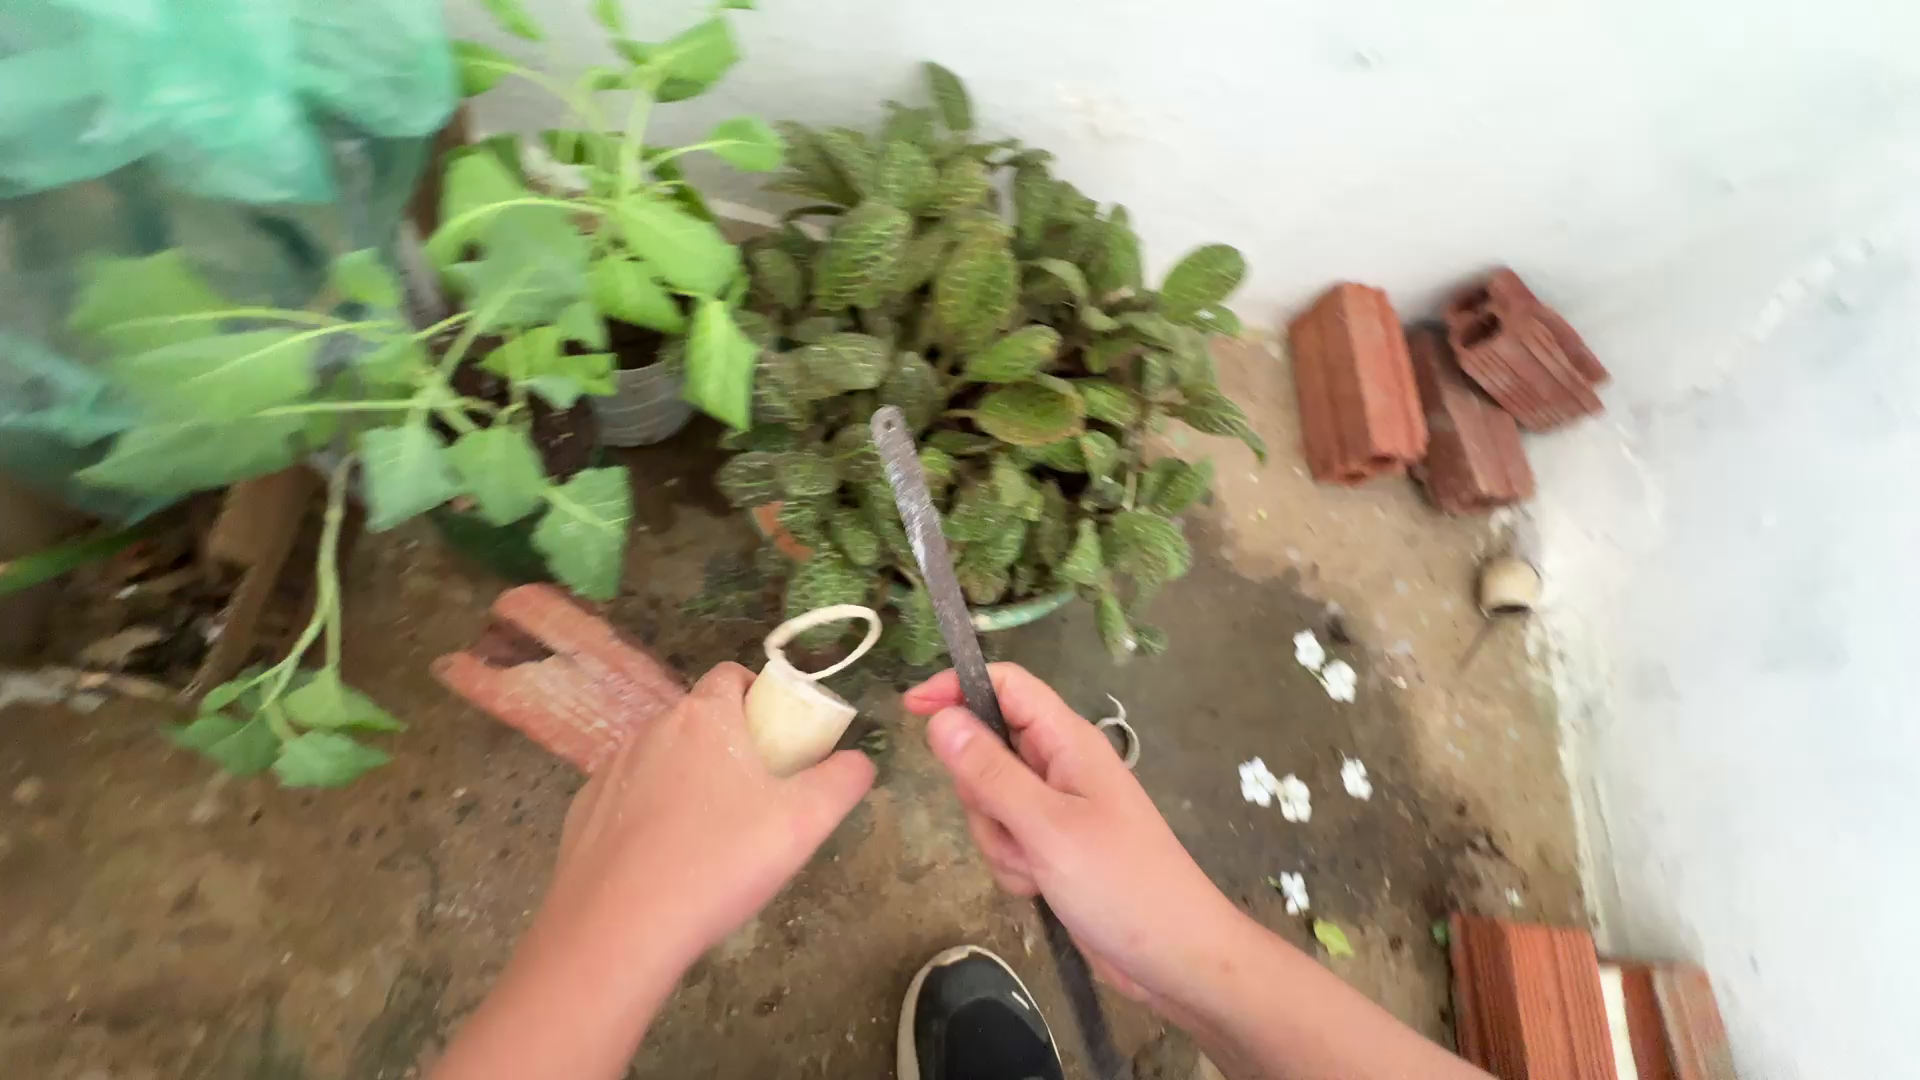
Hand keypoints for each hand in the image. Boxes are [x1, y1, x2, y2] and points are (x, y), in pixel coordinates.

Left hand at [537, 661, 875, 972]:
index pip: (732, 675)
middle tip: (757, 795)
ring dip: (689, 777)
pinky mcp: (580, 813)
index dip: (758, 696)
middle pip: (700, 717)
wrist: (612, 937)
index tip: (777, 738)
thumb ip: (844, 780)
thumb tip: (859, 761)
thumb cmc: (718, 863)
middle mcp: (652, 729)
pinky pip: (627, 797)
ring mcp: (609, 771)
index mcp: (704, 717)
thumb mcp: (805, 822)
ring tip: (710, 837)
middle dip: (729, 742)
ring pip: (663, 757)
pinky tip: (662, 861)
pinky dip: (648, 813)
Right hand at [905, 665, 1247, 1009]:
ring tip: (1035, 866)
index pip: (1006, 685)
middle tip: (1008, 824)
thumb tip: (941, 718)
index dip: (958, 687)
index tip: (912, 710)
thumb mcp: (1047, 826)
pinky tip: (1039, 887)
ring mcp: (1054, 804)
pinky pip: (1005, 836)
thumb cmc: (1121, 883)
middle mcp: (1058, 763)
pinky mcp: (1050, 842)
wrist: (1175, 959)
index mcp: (1066, 739)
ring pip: (989, 798)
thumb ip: (990, 771)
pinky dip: (1011, 861)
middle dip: (980, 792)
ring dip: (998, 836)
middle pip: (987, 747)